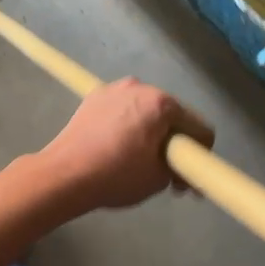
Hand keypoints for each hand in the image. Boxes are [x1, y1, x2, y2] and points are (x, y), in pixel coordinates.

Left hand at [34, 77, 213, 213]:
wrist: (64, 173)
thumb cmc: (116, 175)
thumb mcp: (160, 178)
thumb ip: (180, 167)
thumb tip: (179, 167)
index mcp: (161, 103)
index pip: (199, 127)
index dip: (200, 155)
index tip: (187, 178)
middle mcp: (139, 86)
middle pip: (172, 116)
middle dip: (174, 143)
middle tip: (167, 174)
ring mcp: (113, 89)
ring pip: (146, 111)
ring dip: (151, 133)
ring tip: (141, 162)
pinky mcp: (93, 97)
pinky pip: (123, 111)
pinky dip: (129, 126)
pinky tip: (119, 148)